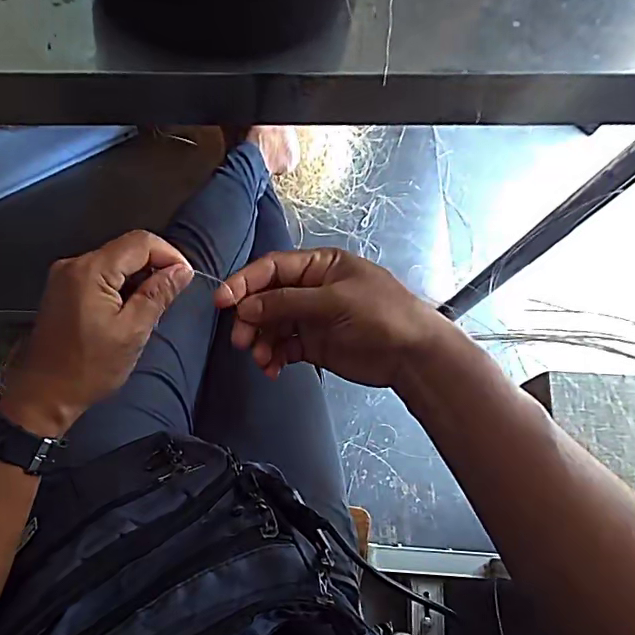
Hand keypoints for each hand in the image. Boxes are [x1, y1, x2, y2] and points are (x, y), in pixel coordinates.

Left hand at [1, 230, 193, 435]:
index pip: (140, 242)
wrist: (46, 393)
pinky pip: (100, 275)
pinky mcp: (64, 290)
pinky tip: (131, 310)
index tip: (186, 277)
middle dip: (156, 266)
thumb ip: (158, 295)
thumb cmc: (89, 369)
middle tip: (174, 295)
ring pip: (115, 261)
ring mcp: (66, 276)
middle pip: (126, 248)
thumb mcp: (132, 332)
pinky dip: (121, 286)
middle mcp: (74, 265)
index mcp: (91, 271)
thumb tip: (182, 271)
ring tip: (154, 306)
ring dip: (140, 277)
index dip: (169, 254)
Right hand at [212, 247, 457, 389]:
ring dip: (260, 341)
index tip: (223, 300)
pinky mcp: (314, 345)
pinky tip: (271, 368)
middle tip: (241, 339)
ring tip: (260, 358)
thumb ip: (289, 303)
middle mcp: (312, 290)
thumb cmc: (383, 315)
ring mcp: (312, 318)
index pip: (272, 269)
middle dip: (250, 318)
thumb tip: (248, 306)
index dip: (245, 283)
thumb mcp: (335, 301)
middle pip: (267, 299)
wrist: (412, 354)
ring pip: (272, 326)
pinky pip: (284, 348)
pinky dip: (274, 357)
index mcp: (320, 266)